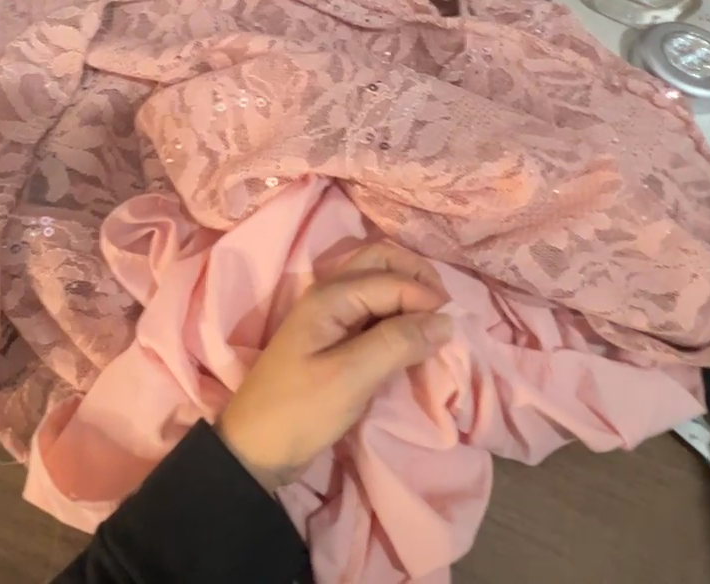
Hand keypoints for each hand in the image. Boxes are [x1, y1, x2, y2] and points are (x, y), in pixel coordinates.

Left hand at [216, 244, 454, 490]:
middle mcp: (330, 293)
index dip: (426, 298)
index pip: (392, 280)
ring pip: (377, 282)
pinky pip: (372, 308)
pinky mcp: (334, 336)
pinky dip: (396, 312)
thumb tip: (444, 320)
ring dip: (407, 291)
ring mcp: (330, 313)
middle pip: (381, 262)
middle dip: (417, 277)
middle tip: (447, 310)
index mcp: (330, 295)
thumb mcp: (350, 378)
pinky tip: (413, 334)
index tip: (455, 329)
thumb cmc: (300, 410)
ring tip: (436, 321)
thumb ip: (396, 343)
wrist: (254, 448)